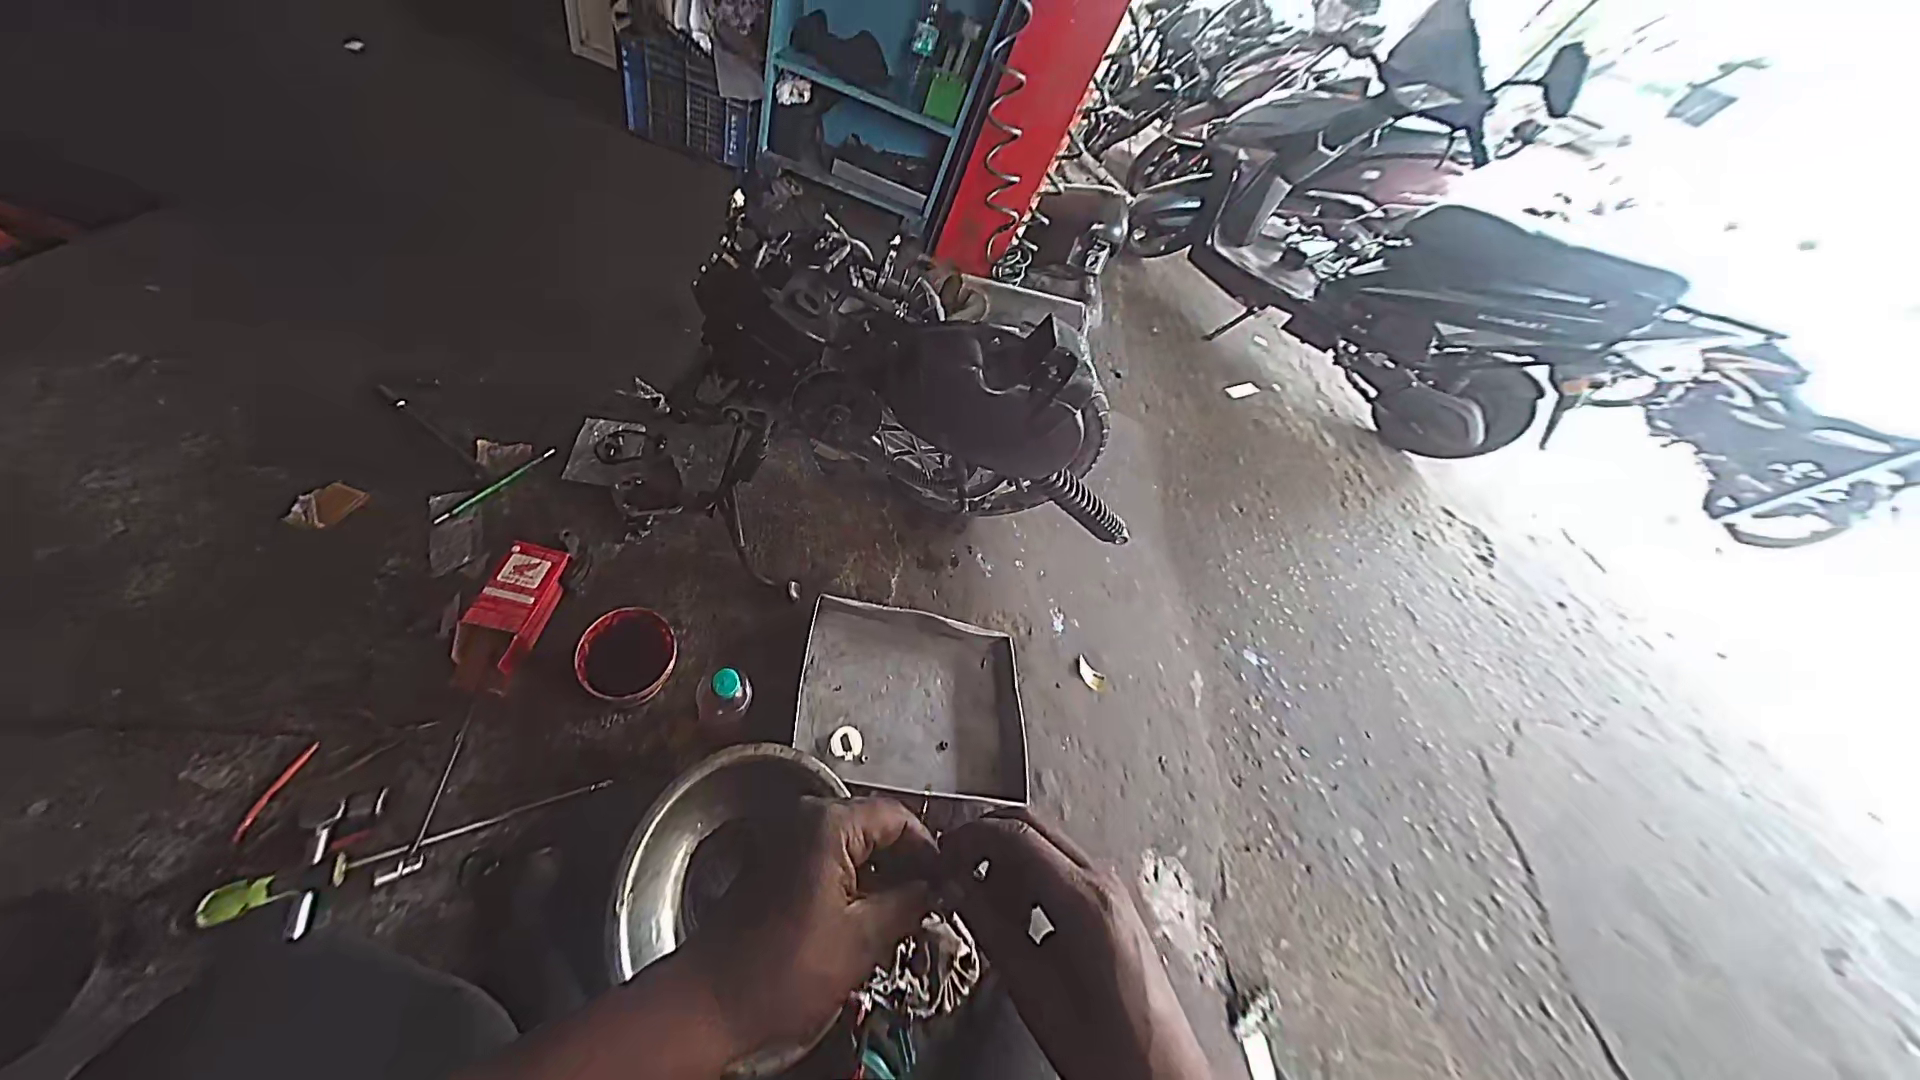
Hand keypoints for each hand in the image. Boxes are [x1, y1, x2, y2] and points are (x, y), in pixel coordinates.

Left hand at [682, 796, 936, 1056]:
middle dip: (906, 861)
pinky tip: (869, 912)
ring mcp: (787, 837)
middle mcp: (804, 818)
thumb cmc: (772, 975)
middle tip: (930, 895)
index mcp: (827, 824)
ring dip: (882, 871)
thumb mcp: (862, 939)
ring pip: (854, 842)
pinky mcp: (777, 860)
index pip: (897, 816)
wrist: (707, 1007)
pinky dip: (854, 878)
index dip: (927, 848)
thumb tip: (934, 889)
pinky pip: (830, 855)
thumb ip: (909, 903)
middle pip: (875, 825)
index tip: (944, 876)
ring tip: (904, 910)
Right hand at [940, 809, 1210, 1079]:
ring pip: (1045, 844)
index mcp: (1085, 900)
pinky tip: (1015, 915)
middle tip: (953, 865)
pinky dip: (1029, 876)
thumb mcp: (1034, 990)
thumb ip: (991, 928)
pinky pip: (1061, 868)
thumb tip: (956, 886)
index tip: (944, 851)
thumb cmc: (1109, 1050)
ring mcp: (1110, 890)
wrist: (1162, 1079)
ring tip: (982, 902)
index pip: (1017, 835)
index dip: (972, 836)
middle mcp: (1102, 883)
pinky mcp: (1110, 904)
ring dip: (1007, 860)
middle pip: (1033, 826)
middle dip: (986, 838)